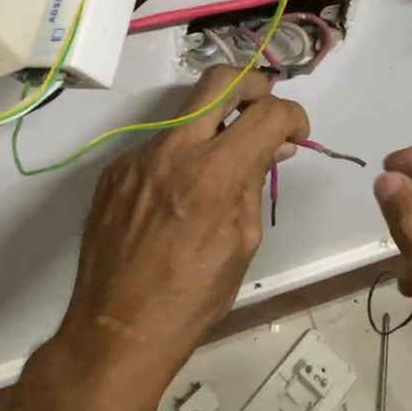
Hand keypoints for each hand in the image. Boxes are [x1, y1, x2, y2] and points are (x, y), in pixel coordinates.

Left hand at [0, 67, 308, 410]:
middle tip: (264, 111)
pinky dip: (181, 155)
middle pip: (220, 79)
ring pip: (186, 112)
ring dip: (215, 123)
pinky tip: (182, 194)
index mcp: (214, 174)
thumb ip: (255, 183)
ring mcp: (137, 157)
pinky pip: (159, 145)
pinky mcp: (115, 171)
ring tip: (224, 162)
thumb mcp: (243, 241)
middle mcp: (173, 151)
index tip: (296, 133)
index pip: (268, 113)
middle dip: (254, 85)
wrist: (116, 331)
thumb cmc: (193, 297)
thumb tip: (273, 148)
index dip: (294, 115)